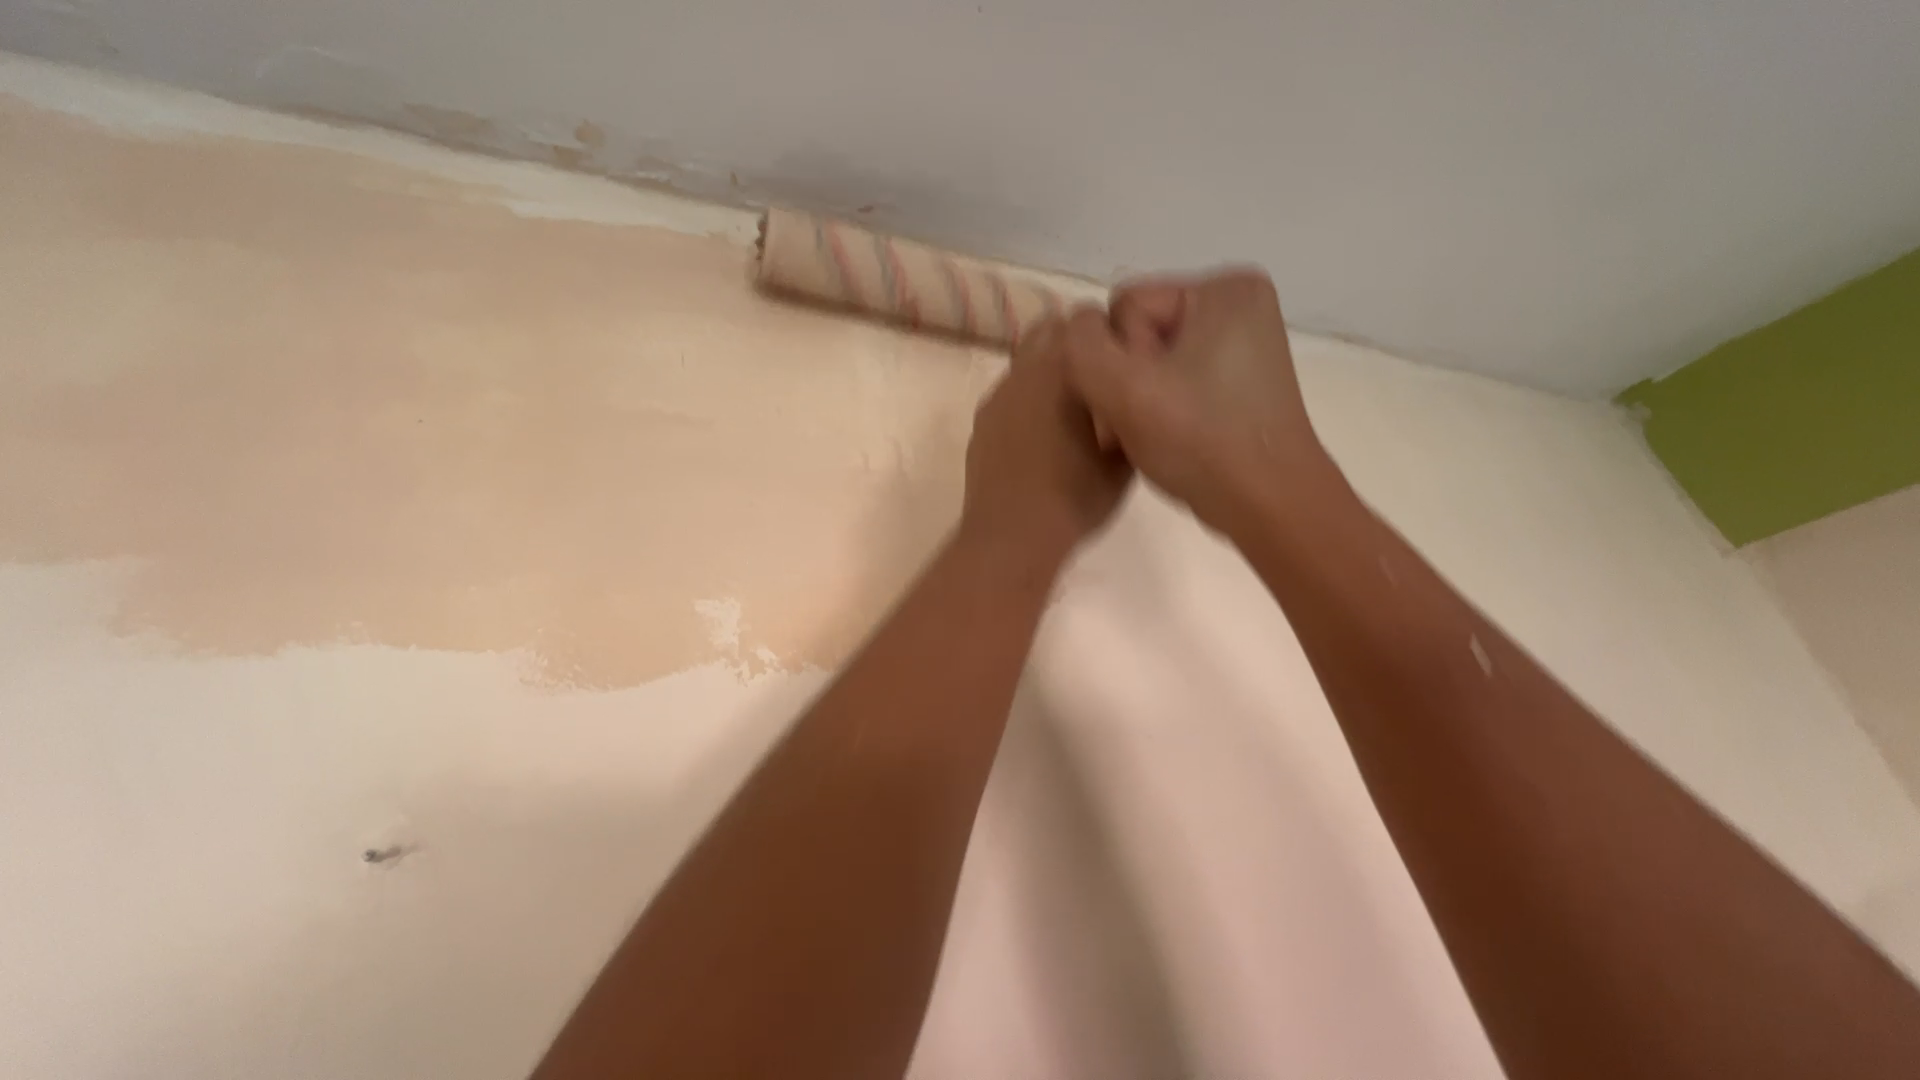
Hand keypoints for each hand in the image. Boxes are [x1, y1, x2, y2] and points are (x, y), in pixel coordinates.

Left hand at [958, 312, 1131, 573]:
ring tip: (1070, 408)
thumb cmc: (1075, 497)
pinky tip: (1040, 434)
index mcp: (1064, 367)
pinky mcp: (982, 420)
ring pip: (1025, 359)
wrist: (1011, 535)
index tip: (1124, 358)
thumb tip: (1134, 396)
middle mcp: (1026, 369)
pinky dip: (1026, 398)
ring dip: (1048, 370)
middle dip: (1075, 342)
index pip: (1086, 317)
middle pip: (1050, 329)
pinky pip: (1009, 391)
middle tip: (1099, 377)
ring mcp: (998, 394)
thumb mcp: (1124, 460)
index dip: (1108, 332)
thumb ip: (1130, 414)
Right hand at [1060, 269, 1336, 532]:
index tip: (1136, 403)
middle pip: (1138, 331)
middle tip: (1136, 426)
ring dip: (1136, 399)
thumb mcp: (1122, 387)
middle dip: (1126, 380)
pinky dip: (1161, 409)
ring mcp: (1242, 345)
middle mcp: (1238, 305)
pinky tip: (1168, 437)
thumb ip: (1080, 344)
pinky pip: (1175, 381)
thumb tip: (1076, 328)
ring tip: (1147, 436)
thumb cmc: (1200, 441)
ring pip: (1151, 360)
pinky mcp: (1239, 383)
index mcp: (1224, 289)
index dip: (1116, 359)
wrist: (1267, 505)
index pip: (1125, 305)